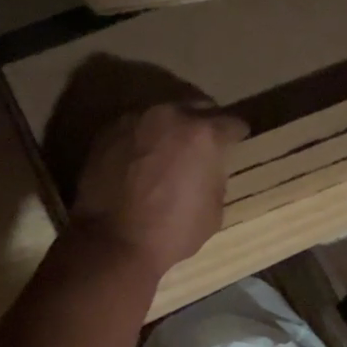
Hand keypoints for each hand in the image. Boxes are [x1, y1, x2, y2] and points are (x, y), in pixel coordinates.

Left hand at [71, 103, 247, 277]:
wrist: (113, 241)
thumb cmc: (172, 232)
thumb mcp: (213, 211)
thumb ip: (215, 179)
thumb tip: (208, 169)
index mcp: (203, 134)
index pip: (232, 123)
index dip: (237, 134)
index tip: (238, 140)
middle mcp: (170, 115)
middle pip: (196, 105)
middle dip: (204, 121)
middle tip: (204, 142)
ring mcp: (135, 119)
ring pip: (163, 114)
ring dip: (171, 128)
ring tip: (170, 150)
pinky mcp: (108, 131)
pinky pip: (136, 127)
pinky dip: (144, 139)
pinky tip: (142, 160)